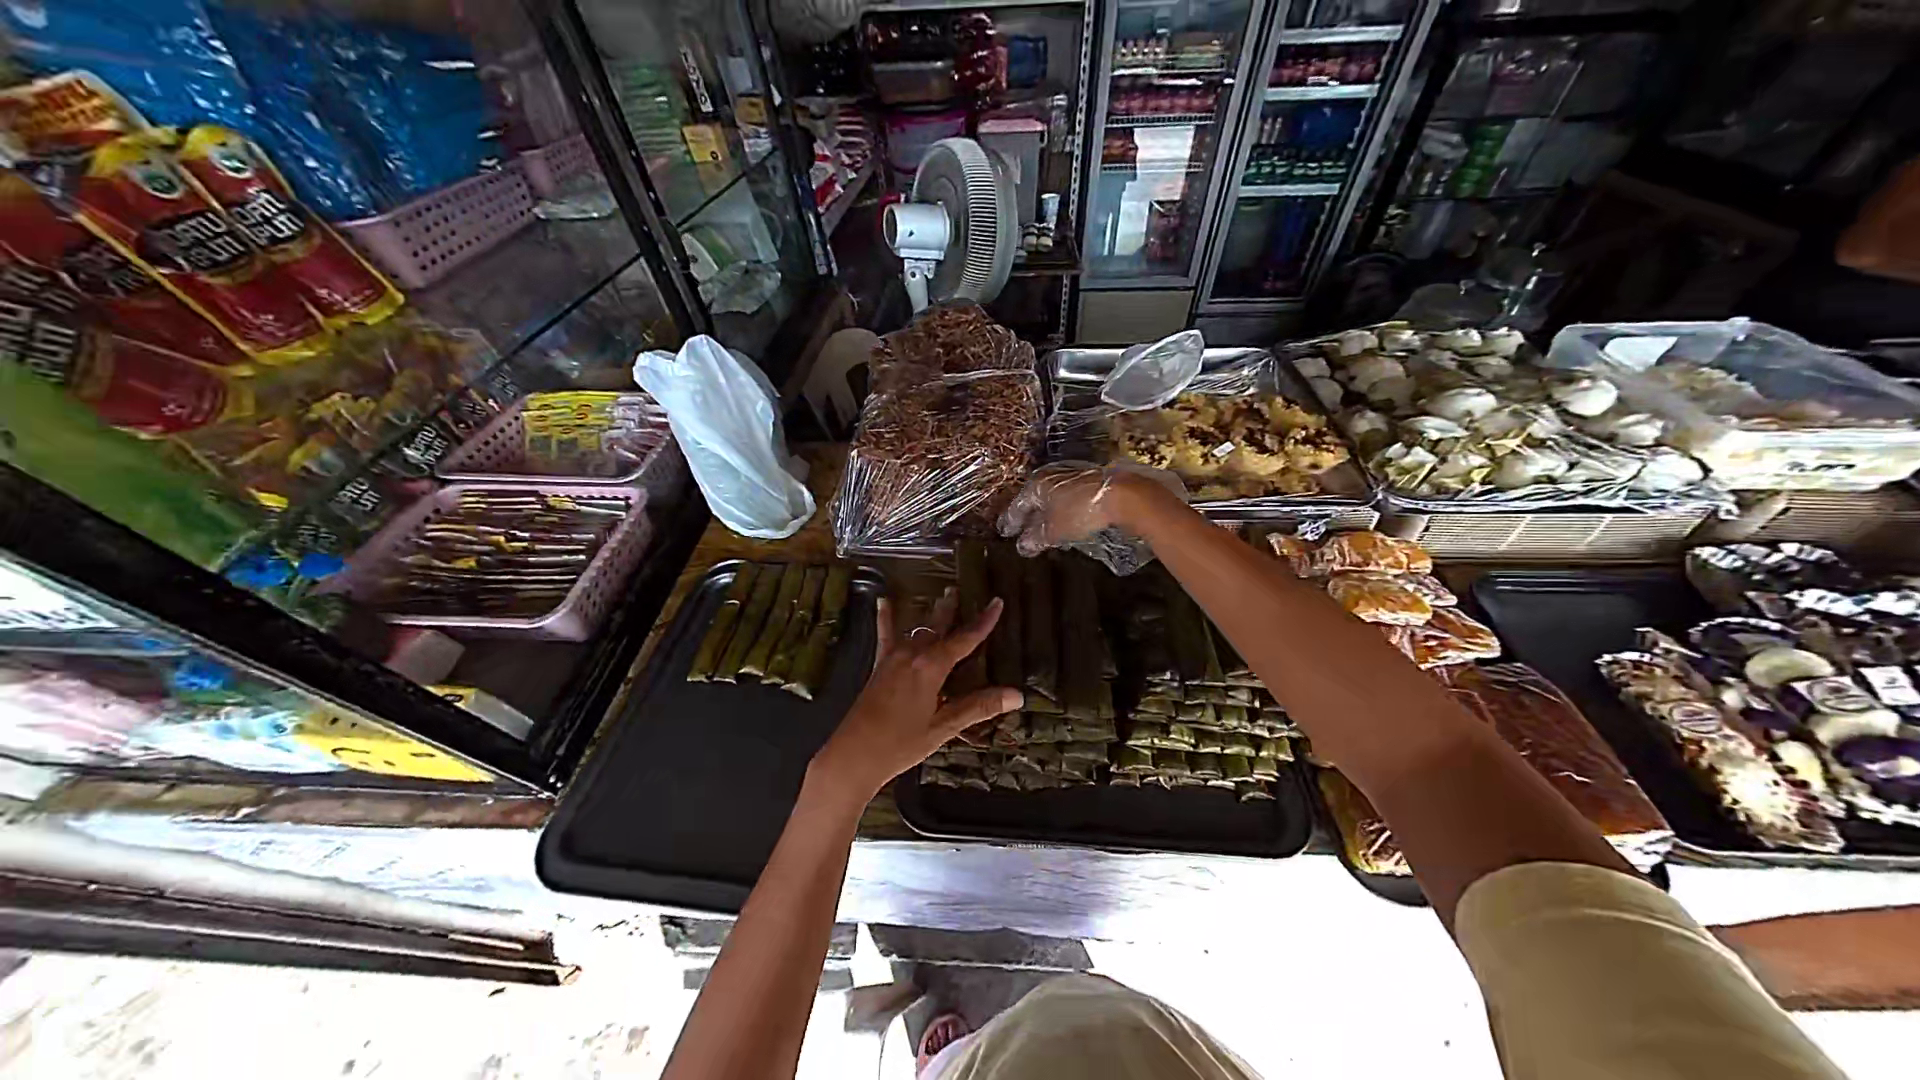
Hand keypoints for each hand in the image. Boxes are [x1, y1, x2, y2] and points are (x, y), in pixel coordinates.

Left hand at [809, 587, 1021, 799]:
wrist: (853, 754)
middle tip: (966, 590)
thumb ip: (978, 707)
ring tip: (943, 596)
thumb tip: (1016, 696)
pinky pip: (886, 635)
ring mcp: (892, 658)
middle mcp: (912, 654)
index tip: (997, 601)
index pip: (964, 639)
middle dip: (953, 609)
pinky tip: (883, 601)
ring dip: (932, 614)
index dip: (983, 621)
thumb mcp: (943, 727)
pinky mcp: (880, 666)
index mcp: (930, 667)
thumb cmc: (900, 744)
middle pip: (938, 626)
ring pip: (918, 628)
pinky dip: (887, 618)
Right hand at [996, 461, 1185, 573]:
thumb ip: (1035, 538)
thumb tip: (1022, 545)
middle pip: (1035, 500)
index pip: (1017, 506)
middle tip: (1022, 532)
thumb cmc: (1080, 512)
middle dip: (1029, 517)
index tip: (1005, 532)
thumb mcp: (1054, 530)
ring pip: (1053, 499)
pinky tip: (1068, 524)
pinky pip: (1069, 500)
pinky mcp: (1091, 483)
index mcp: (1037, 486)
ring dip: (1048, 515)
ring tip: (1045, 532)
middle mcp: (1051, 477)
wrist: (1123, 496)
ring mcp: (1072, 478)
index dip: (1010, 521)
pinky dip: (1063, 512)